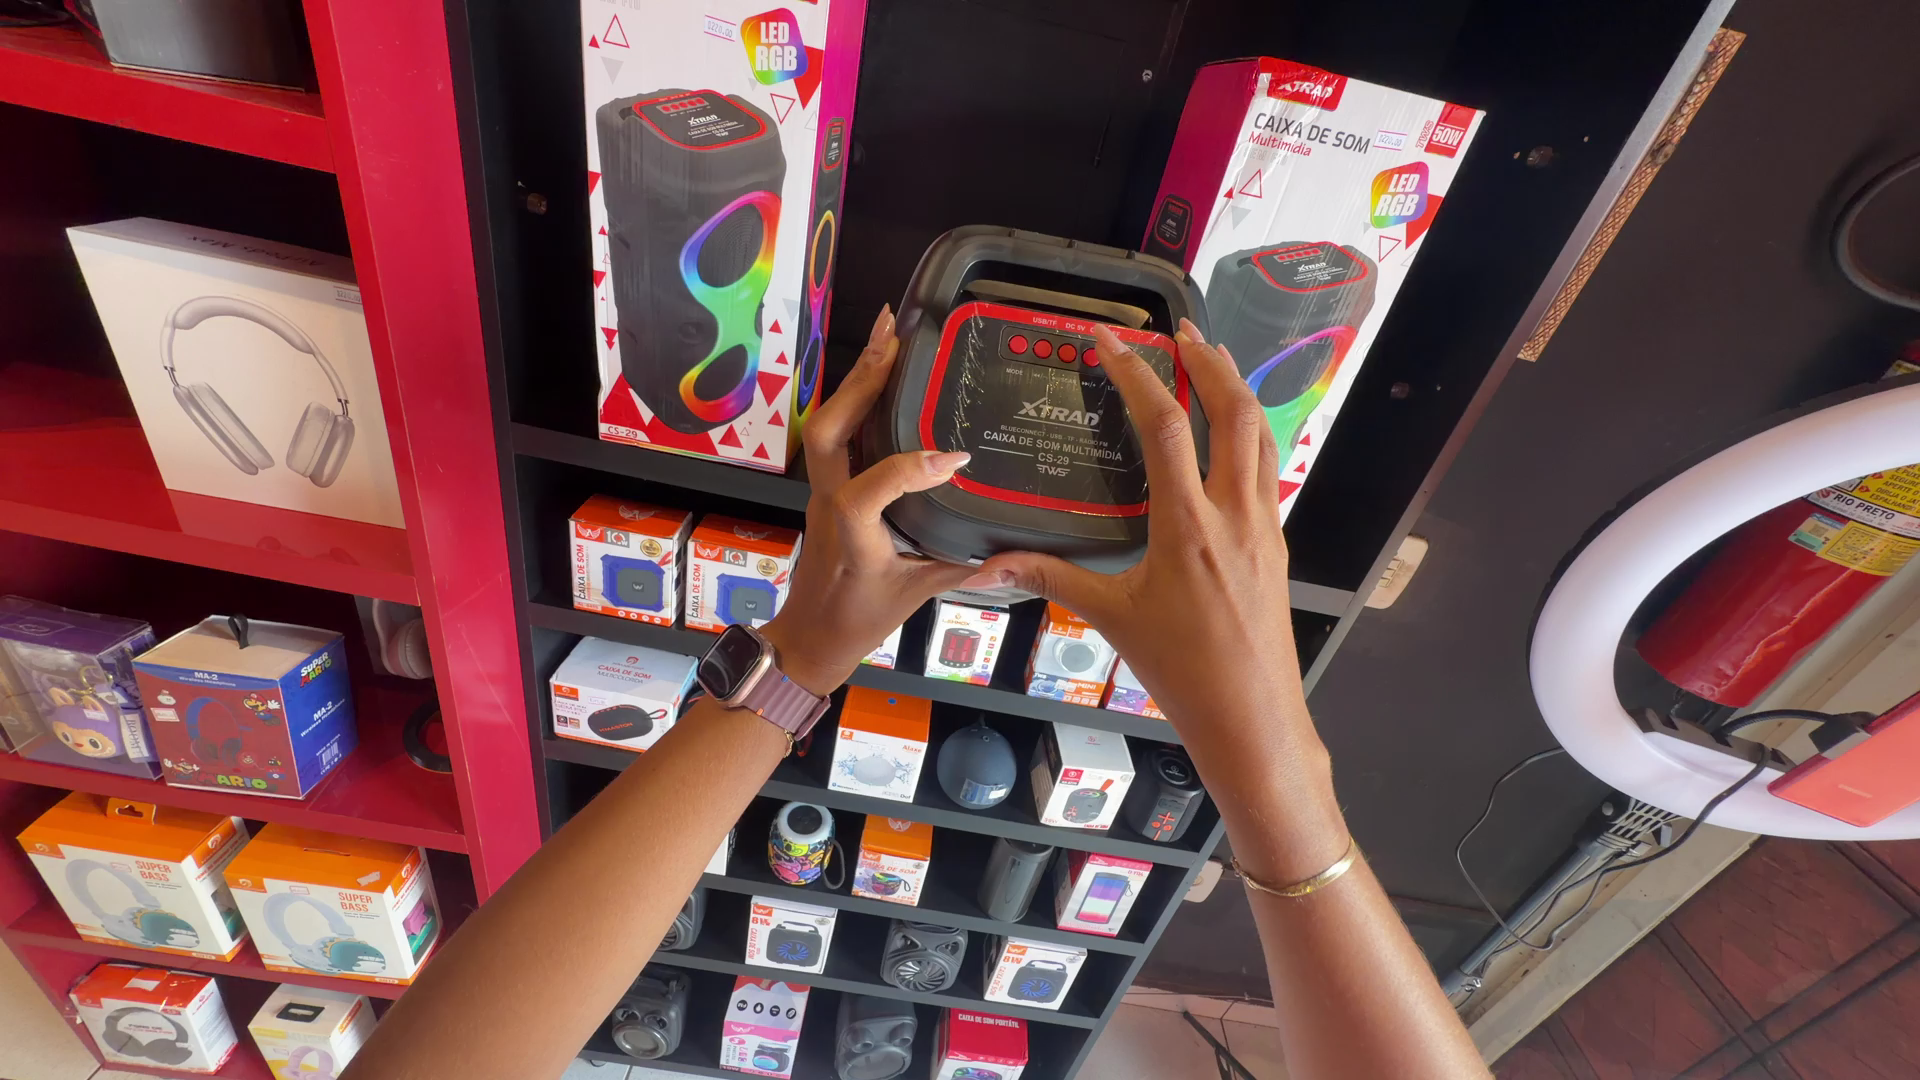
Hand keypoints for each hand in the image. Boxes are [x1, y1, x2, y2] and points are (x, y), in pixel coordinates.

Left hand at [760, 307, 1005, 694]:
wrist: (809, 637)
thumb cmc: (858, 620)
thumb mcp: (916, 596)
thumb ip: (963, 569)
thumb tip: (1013, 554)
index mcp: (851, 535)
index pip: (871, 489)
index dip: (912, 468)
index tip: (957, 459)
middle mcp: (829, 504)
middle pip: (828, 430)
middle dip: (862, 377)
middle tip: (894, 331)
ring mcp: (822, 492)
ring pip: (825, 426)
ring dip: (856, 378)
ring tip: (888, 335)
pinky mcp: (826, 488)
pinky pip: (835, 436)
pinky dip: (856, 399)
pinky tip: (880, 377)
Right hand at [981, 320, 1333, 801]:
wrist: (1252, 715)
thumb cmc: (1181, 668)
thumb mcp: (1111, 617)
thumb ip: (1051, 579)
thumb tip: (990, 567)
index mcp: (1187, 524)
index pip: (1164, 426)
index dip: (1136, 375)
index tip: (1111, 341)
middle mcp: (1234, 511)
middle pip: (1234, 412)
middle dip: (1209, 362)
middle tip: (1182, 330)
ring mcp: (1263, 524)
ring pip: (1262, 436)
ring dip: (1237, 391)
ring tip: (1214, 362)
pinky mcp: (1275, 542)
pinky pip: (1267, 469)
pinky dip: (1250, 434)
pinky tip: (1231, 439)